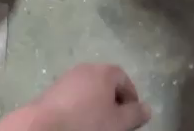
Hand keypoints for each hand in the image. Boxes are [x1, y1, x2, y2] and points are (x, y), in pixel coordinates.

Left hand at [0, 64, 151, 130]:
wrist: (44, 126)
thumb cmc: (87, 123)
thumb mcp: (117, 123)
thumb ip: (135, 115)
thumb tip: (148, 108)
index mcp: (104, 71)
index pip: (124, 79)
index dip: (131, 97)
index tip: (133, 115)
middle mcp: (87, 68)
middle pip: (106, 82)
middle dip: (114, 101)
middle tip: (117, 121)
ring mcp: (68, 77)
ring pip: (89, 89)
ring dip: (97, 104)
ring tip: (98, 124)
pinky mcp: (54, 89)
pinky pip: (75, 95)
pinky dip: (81, 106)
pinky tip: (79, 122)